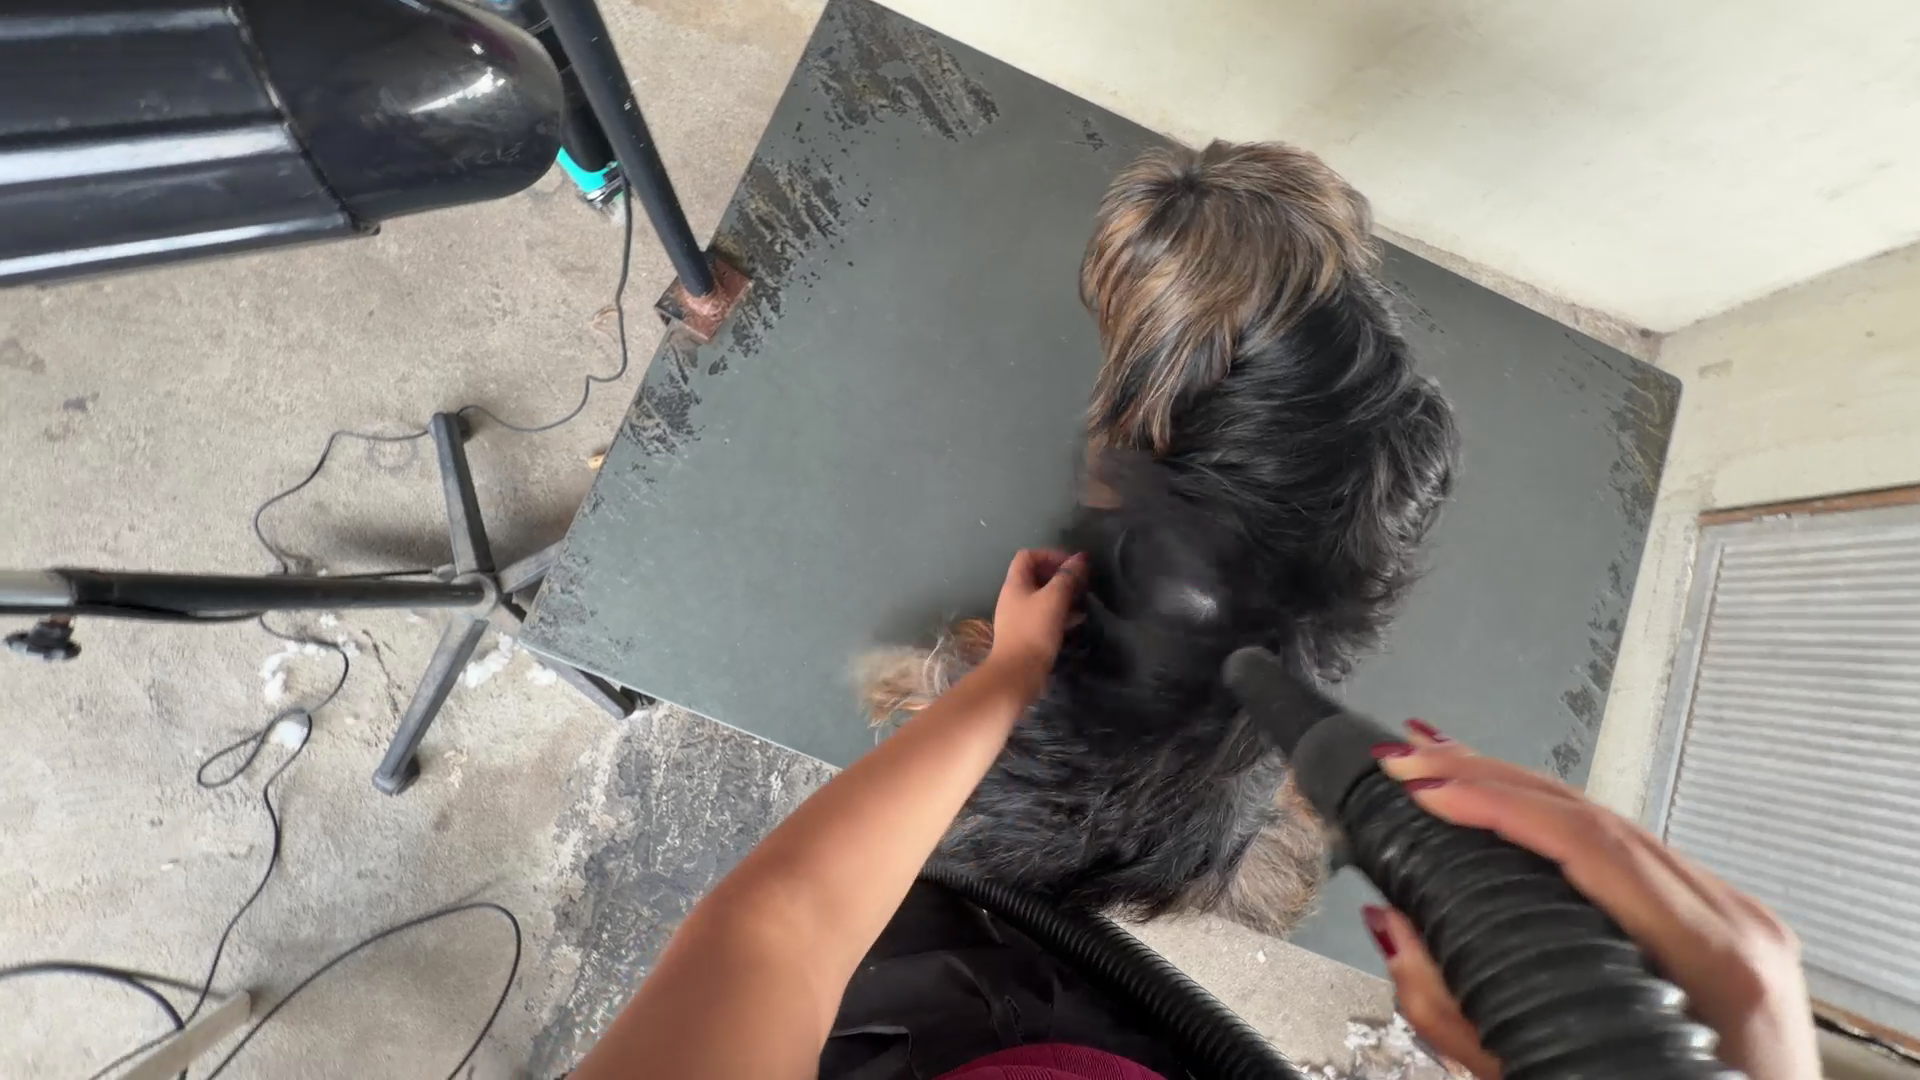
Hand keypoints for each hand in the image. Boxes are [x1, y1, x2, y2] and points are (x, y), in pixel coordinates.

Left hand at [982, 548, 1085, 697]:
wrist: (1017, 674)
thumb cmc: (1034, 631)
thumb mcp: (1054, 600)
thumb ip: (1067, 577)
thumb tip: (1080, 558)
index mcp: (1015, 584)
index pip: (1028, 556)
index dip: (1050, 554)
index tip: (1072, 565)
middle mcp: (1014, 597)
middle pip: (1036, 575)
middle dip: (1060, 576)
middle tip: (1081, 583)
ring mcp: (1019, 617)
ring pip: (1043, 597)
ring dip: (1063, 595)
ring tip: (1083, 600)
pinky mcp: (1027, 634)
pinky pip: (1045, 616)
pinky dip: (1061, 613)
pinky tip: (1078, 620)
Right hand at [1364, 722, 1819, 1079]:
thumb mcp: (1545, 1071)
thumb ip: (1454, 1011)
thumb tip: (1391, 927)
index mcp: (1709, 961)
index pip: (1587, 842)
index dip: (1496, 803)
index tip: (1427, 791)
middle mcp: (1726, 918)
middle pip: (1584, 809)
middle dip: (1477, 772)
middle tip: (1404, 761)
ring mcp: (1720, 903)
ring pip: (1593, 807)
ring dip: (1497, 775)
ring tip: (1428, 755)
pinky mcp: (1704, 899)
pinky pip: (1606, 826)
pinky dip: (1534, 797)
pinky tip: (1489, 777)